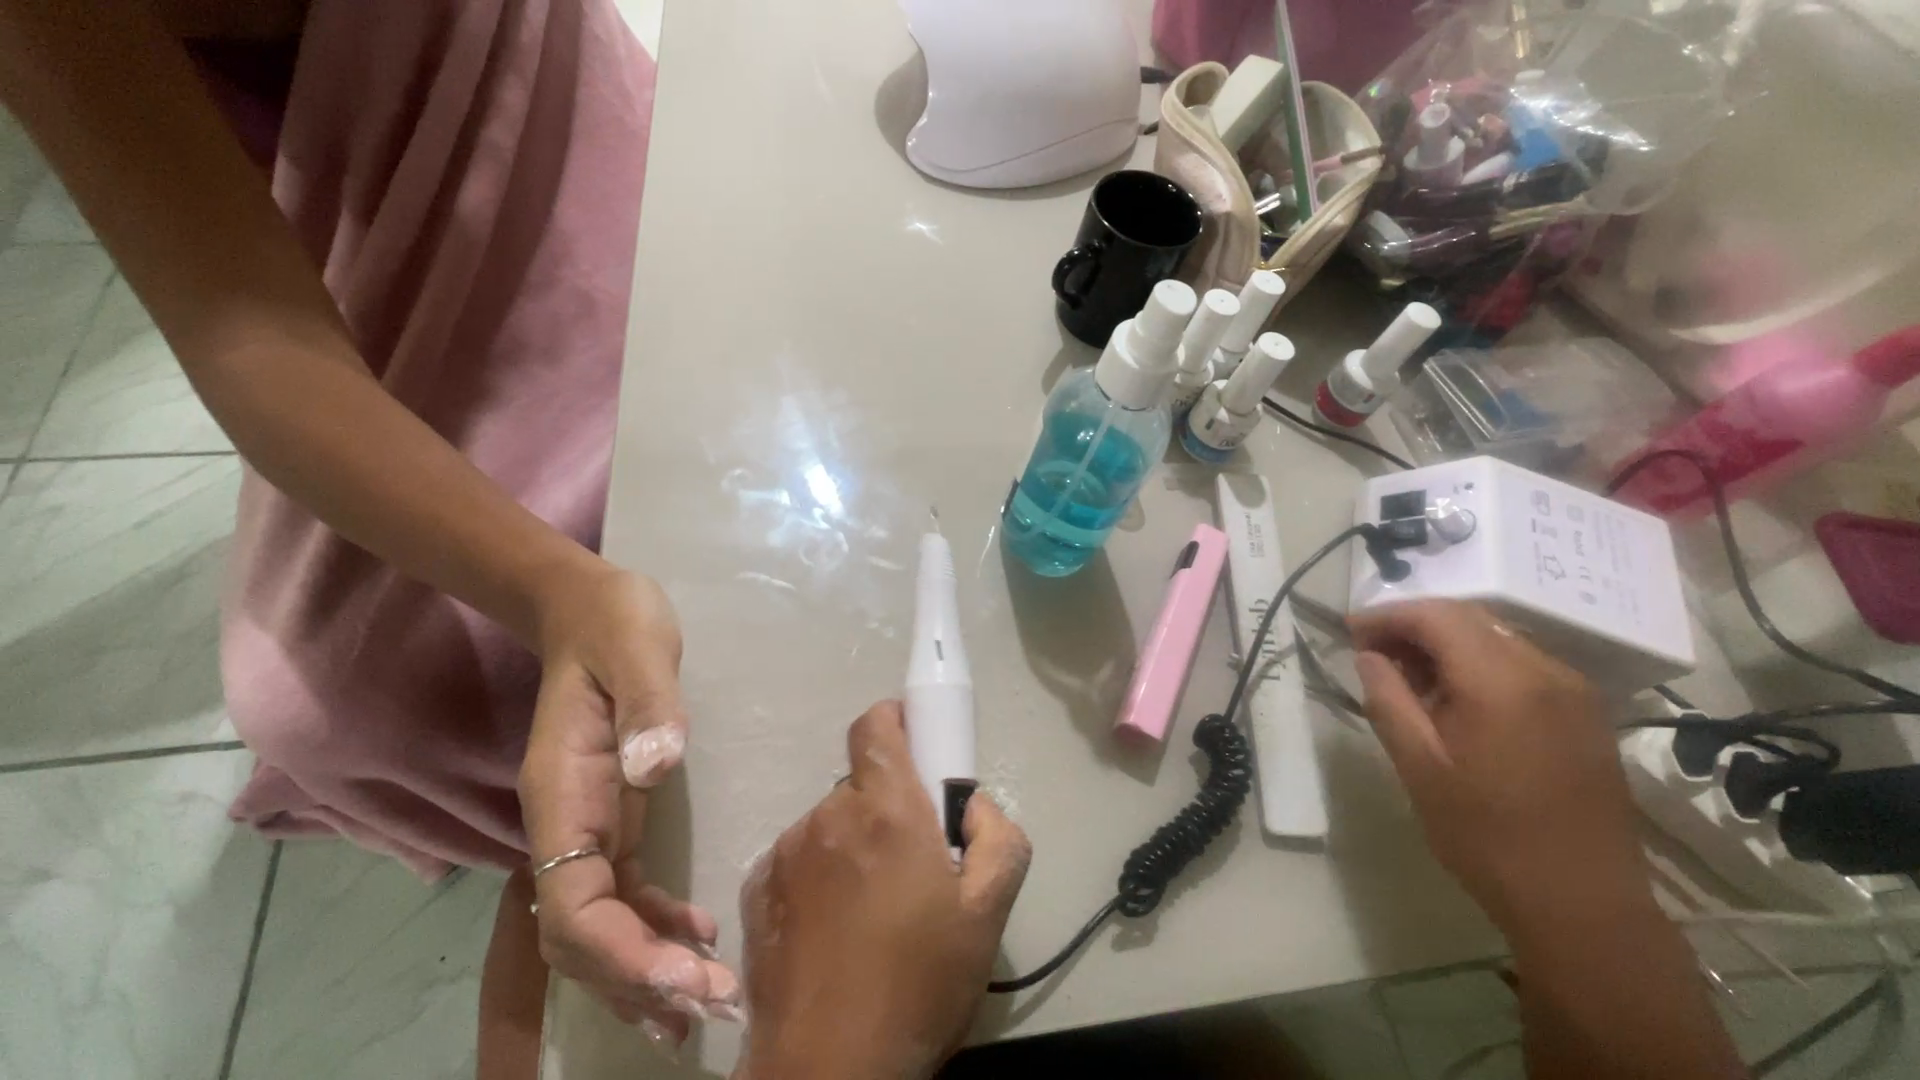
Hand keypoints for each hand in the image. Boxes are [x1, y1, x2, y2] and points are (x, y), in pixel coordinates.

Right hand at [517, 560, 740, 1043]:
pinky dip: (656, 929)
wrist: (593, 610)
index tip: (681, 974)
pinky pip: (627, 895)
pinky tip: (696, 940)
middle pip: (584, 935)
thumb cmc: (615, 623)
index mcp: (563, 793)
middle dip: (639, 979)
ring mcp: (590, 827)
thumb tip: (658, 764)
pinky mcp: (616, 821)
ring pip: (603, 927)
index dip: (618, 951)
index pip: (572, 902)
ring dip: (647, 971)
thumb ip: (649, 703)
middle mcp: (568, 825)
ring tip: (705, 1004)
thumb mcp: (638, 648)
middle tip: (709, 1006)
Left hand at [736, 702, 1031, 1079]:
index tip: (920, 750)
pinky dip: (819, 878)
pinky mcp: (756, 889)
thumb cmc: (918, 986)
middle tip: (915, 866)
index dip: (899, 722)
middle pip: (861, 784)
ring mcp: (785, 853)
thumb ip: (998, 838)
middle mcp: (828, 816)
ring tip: (874, 913)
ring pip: (831, 825)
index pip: (877, 724)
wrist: (828, 1068)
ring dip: (853, 847)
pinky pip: (799, 860)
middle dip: (889, 808)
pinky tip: (834, 933)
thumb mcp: (989, 916)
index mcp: (887, 811)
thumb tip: (972, 806)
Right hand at [1349, 600, 1647, 928]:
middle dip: (1415, 626)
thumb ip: (1388, 700)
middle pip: (1469, 619)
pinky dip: (1480, 665)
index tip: (1350, 632)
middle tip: (1372, 653)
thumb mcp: (1419, 767)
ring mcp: (1573, 690)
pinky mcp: (1586, 713)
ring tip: (1409, 679)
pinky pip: (1523, 665)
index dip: (1386, 616)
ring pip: (1497, 639)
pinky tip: (1458, 701)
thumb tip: (1369, 656)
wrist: (1581, 901)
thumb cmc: (1486, 836)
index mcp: (1500, 681)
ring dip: (1447, 644)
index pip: (1435, 616)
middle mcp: (1544, 671)